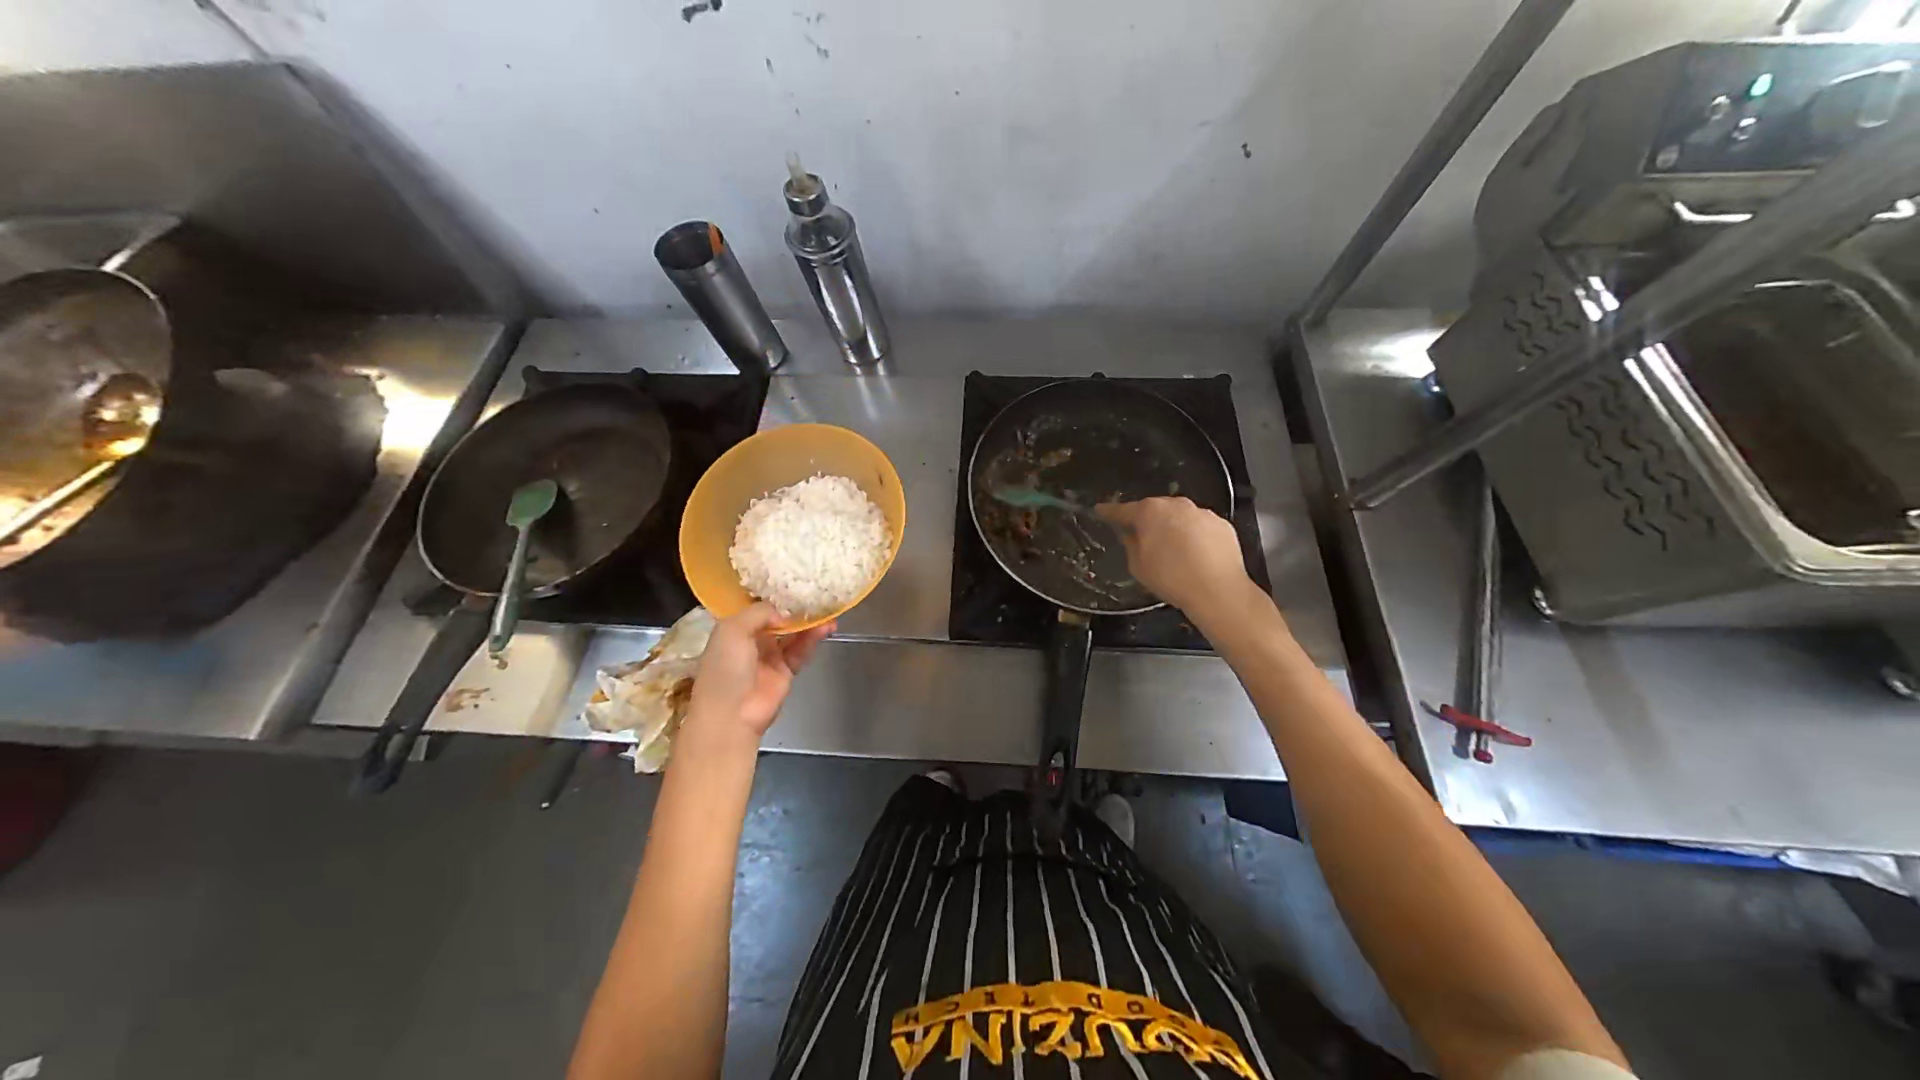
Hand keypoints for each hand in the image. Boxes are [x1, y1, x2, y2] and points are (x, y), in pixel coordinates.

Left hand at [686, 604, 833, 740]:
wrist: (731, 715)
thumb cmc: (725, 668)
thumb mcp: (733, 629)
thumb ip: (760, 612)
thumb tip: (784, 612)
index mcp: (734, 626)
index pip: (756, 605)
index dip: (774, 593)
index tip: (795, 579)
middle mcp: (752, 638)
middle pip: (779, 618)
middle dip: (796, 607)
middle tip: (817, 593)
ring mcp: (770, 655)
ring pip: (793, 632)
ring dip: (809, 621)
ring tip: (829, 609)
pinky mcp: (786, 670)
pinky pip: (801, 650)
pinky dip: (813, 638)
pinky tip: (826, 627)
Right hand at [1095, 497, 1255, 618]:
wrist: (1218, 591)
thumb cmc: (1172, 579)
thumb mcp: (1138, 567)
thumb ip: (1131, 545)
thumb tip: (1131, 536)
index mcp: (1149, 512)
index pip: (1123, 510)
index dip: (1109, 512)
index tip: (1101, 511)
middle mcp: (1176, 505)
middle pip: (1154, 510)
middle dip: (1147, 521)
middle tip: (1143, 540)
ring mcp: (1202, 513)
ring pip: (1179, 517)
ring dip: (1172, 528)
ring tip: (1173, 552)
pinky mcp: (1222, 524)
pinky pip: (1200, 527)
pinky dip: (1194, 536)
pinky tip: (1195, 556)